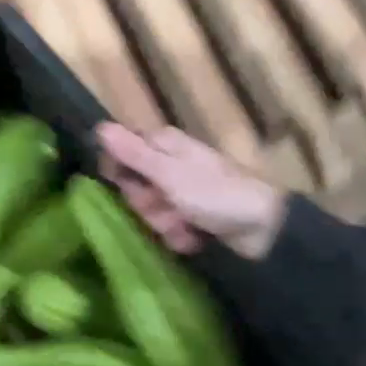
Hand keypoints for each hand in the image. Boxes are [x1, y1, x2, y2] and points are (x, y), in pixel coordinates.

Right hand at [97, 123, 289, 257]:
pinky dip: (180, 236)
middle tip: (164, 208)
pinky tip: (194, 239)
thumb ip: (132, 153)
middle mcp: (170, 164)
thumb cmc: (214, 193)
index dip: (119, 172)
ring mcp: (183, 192)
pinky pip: (171, 226)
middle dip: (146, 204)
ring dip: (164, 224)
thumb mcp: (168, 173)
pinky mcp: (194, 217)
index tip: (123, 187)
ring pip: (151, 210)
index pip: (122, 152)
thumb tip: (99, 126)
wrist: (266, 230)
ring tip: (185, 227)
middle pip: (135, 185)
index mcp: (163, 144)